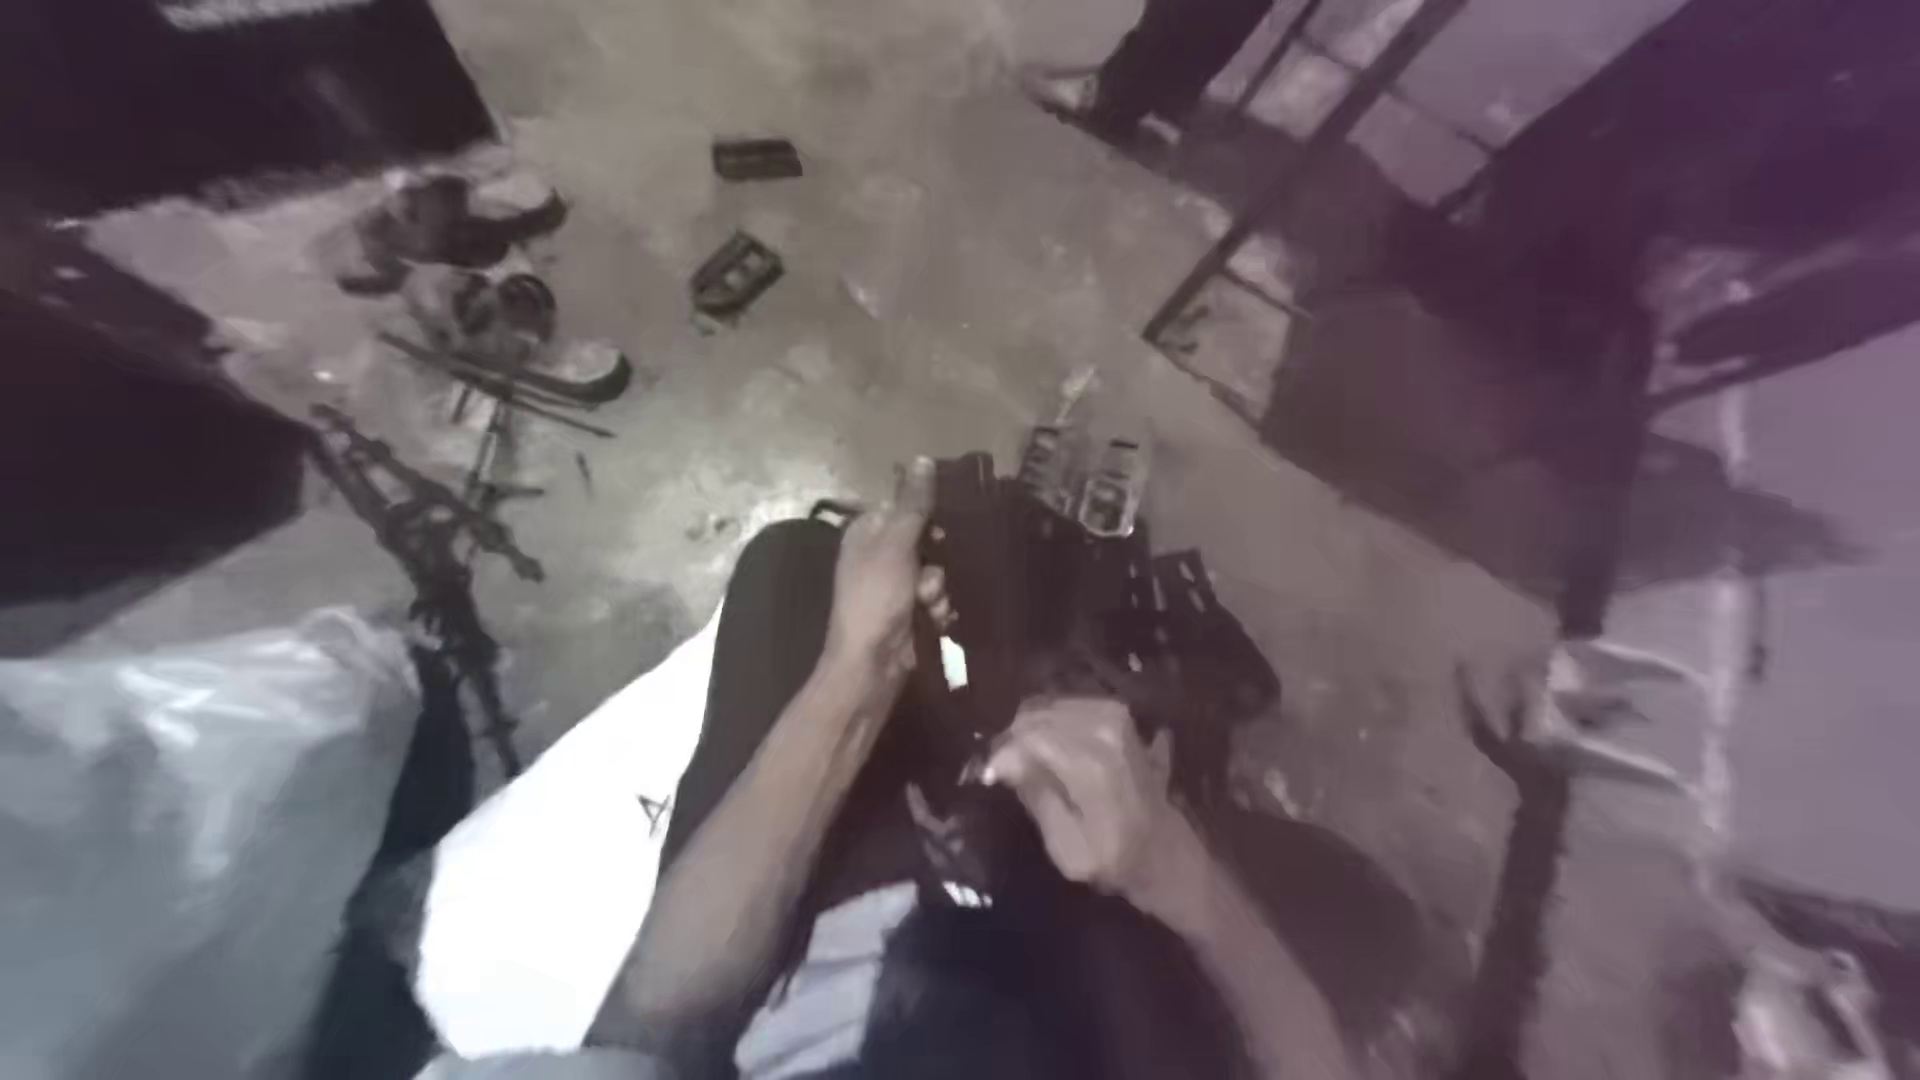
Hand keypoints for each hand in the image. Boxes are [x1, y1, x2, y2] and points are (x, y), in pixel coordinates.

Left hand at [823, 457, 948, 685]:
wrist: (872, 664)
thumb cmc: (876, 598)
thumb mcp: (895, 545)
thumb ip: (913, 504)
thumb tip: (923, 458)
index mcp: (867, 531)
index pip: (905, 506)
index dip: (926, 516)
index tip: (941, 528)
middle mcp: (880, 554)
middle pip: (927, 539)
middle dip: (936, 561)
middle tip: (927, 578)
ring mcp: (896, 585)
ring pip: (937, 571)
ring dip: (938, 589)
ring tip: (927, 605)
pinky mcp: (911, 611)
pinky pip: (938, 597)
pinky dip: (939, 609)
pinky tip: (934, 620)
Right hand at [982, 697, 1205, 920]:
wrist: (1164, 847)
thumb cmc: (1115, 858)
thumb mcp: (1067, 849)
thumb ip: (1036, 798)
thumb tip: (1001, 761)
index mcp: (1094, 765)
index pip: (1030, 736)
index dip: (1003, 753)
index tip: (988, 776)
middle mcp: (1105, 728)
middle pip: (1036, 715)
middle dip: (1012, 740)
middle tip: (1003, 769)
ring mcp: (1114, 714)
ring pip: (1047, 706)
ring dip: (1028, 731)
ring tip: (1023, 761)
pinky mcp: (1115, 710)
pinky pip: (1063, 704)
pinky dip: (1047, 723)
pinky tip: (1045, 750)